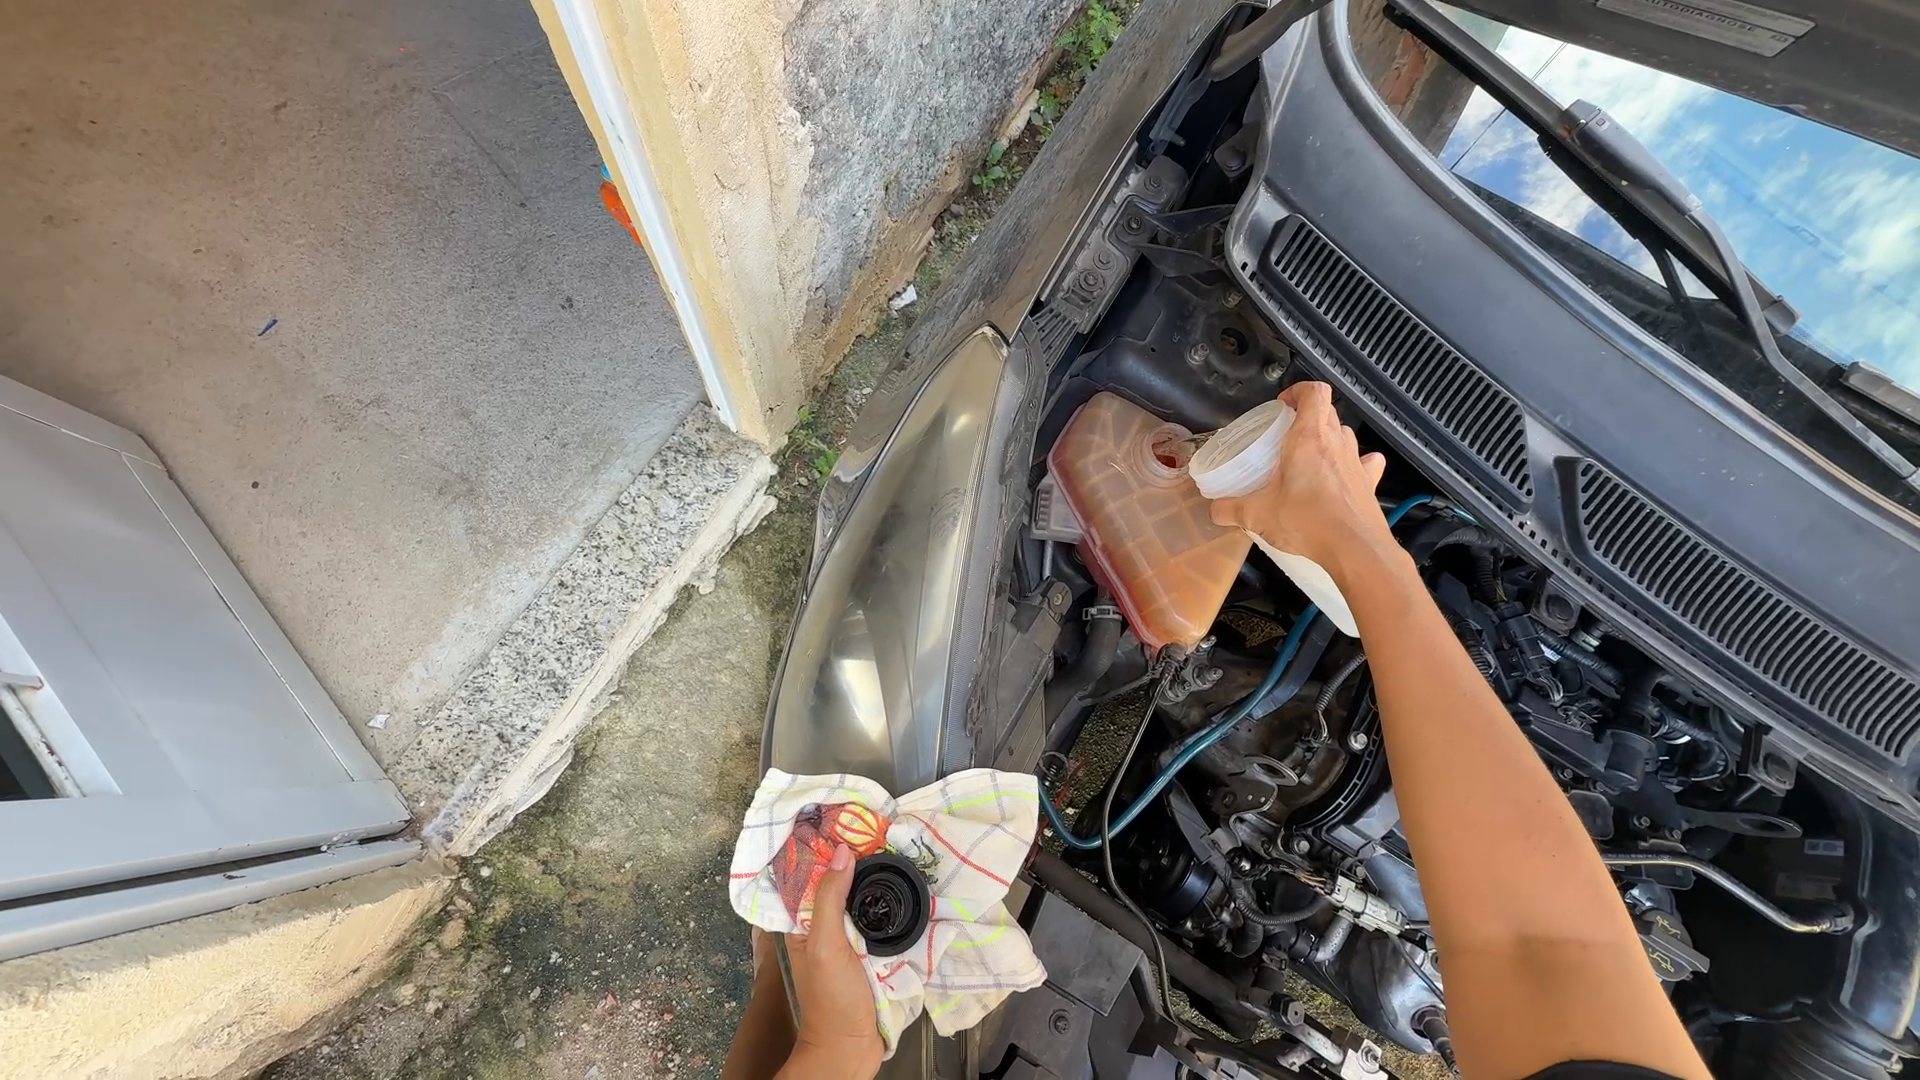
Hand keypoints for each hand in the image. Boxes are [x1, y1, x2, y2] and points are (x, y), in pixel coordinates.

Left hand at [785, 844, 882, 1078]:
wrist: (852, 1050)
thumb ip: (831, 899)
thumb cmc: (831, 999)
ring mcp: (847, 938)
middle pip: (838, 881)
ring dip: (876, 877)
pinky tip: (905, 886)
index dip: (826, 844)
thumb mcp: (826, 945)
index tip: (848, 816)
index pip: (812, 872)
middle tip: (882, 825)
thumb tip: (843, 850)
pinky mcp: (869, 951)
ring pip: (860, 897)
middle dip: (856, 855)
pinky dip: (888, 902)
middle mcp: (823, 924)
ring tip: (898, 846)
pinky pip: (877, 918)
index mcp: (803, 921)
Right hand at [1208, 382, 1395, 584]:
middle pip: (1326, 413)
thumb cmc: (1308, 521)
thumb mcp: (1257, 515)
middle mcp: (1335, 443)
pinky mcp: (1369, 483)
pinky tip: (1344, 474)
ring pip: (1343, 436)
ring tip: (1308, 459)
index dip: (1298, 391)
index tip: (1282, 405)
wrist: (1354, 548)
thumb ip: (1230, 510)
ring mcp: (1356, 462)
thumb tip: (1214, 510)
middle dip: (1306, 418)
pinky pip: (1365, 462)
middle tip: (1284, 438)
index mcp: (1308, 438)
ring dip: (1328, 440)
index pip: (1314, 392)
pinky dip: (1356, 463)